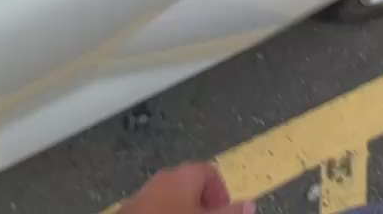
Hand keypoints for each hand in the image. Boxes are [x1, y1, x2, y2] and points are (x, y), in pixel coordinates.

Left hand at [122, 163, 254, 213]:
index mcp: (187, 172)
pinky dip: (164, 212)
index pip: (212, 173)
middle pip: (192, 185)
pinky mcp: (130, 207)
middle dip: (202, 204)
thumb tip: (252, 204)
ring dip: (182, 209)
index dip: (221, 194)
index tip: (224, 212)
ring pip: (172, 198)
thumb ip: (229, 211)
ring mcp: (146, 190)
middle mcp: (167, 175)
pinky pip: (155, 207)